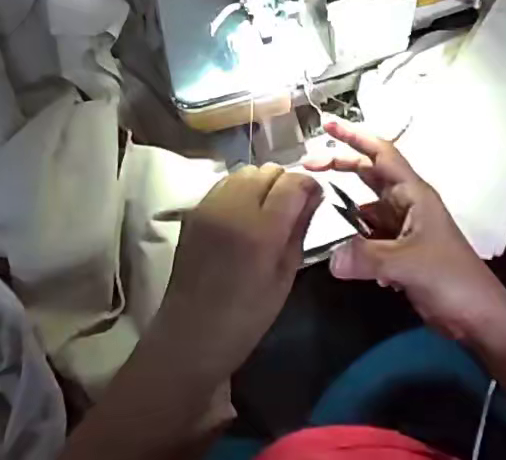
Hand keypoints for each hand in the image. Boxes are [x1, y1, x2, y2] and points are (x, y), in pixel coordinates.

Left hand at [153, 164, 319, 379]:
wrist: (190, 334)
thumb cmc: (246, 317)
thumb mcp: (285, 278)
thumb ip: (299, 229)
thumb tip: (312, 197)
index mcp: (261, 230)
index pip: (292, 182)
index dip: (308, 185)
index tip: (315, 197)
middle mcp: (234, 208)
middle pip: (268, 170)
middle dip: (285, 182)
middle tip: (291, 206)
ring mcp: (210, 205)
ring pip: (245, 171)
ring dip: (261, 183)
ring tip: (267, 208)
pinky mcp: (195, 209)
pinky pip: (225, 183)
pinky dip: (240, 189)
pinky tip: (244, 213)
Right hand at [303, 120, 505, 344]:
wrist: (481, 319)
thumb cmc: (452, 279)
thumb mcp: (408, 264)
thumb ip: (367, 258)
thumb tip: (331, 259)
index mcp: (413, 193)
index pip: (380, 152)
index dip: (354, 136)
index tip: (327, 125)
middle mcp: (406, 203)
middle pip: (369, 173)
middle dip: (340, 165)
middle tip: (308, 165)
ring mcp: (404, 227)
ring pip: (367, 206)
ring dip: (344, 205)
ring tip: (315, 205)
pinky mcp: (401, 251)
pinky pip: (370, 234)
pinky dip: (354, 235)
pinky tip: (340, 248)